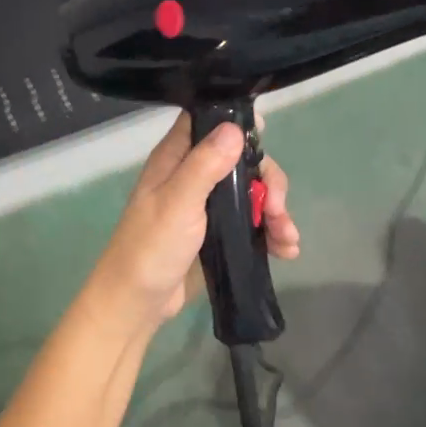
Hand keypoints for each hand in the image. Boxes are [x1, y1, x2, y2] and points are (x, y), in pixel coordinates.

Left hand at [88, 112, 300, 328]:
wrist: (137, 304)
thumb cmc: (151, 248)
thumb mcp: (178, 202)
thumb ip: (205, 164)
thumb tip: (236, 128)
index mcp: (177, 159)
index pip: (208, 122)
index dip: (237, 124)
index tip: (263, 137)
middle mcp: (193, 175)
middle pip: (241, 161)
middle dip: (267, 182)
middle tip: (278, 209)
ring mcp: (206, 206)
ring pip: (251, 193)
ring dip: (275, 211)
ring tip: (288, 239)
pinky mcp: (217, 233)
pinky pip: (251, 223)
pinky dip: (271, 232)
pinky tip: (286, 250)